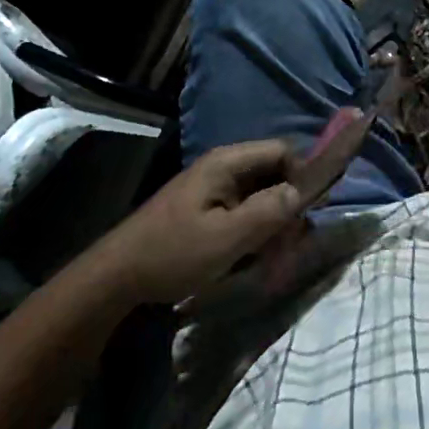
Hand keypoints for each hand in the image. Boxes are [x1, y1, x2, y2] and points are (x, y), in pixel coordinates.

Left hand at [97, 139, 305, 304]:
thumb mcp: (226, 238)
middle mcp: (223, 167)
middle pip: (274, 173)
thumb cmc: (172, 253)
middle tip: (293, 242)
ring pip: (262, 194)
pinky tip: (256, 256)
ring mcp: (214, 188)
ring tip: (277, 256)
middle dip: (289, 204)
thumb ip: (267, 212)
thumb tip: (301, 192)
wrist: (116, 277)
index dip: (303, 175)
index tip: (311, 210)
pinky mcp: (208, 208)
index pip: (283, 151)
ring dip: (274, 222)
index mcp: (227, 162)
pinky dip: (257, 229)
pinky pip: (245, 210)